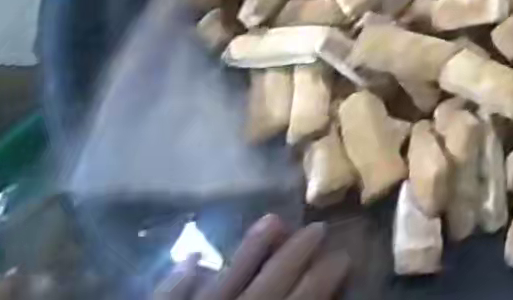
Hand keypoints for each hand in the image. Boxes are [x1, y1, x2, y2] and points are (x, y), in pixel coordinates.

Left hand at [154, 216, 348, 299]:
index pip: (308, 294)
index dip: (329, 273)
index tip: (345, 256)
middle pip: (275, 277)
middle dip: (299, 249)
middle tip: (318, 228)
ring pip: (227, 276)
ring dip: (251, 248)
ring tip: (272, 221)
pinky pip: (168, 296)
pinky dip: (180, 278)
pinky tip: (193, 260)